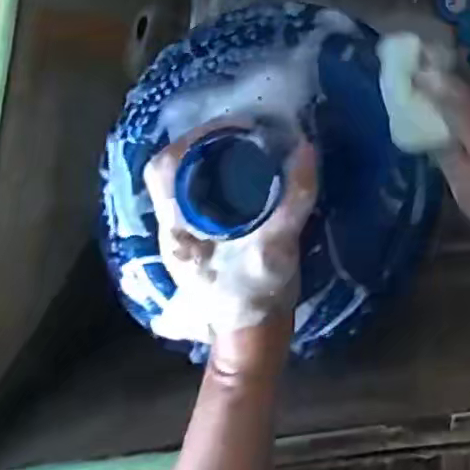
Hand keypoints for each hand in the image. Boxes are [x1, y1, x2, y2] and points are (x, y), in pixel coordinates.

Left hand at [143, 119, 319, 343]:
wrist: (250, 343)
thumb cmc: (255, 295)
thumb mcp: (277, 246)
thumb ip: (294, 197)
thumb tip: (305, 148)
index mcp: (180, 227)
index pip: (164, 168)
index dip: (193, 138)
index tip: (233, 125)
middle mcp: (175, 227)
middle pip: (175, 169)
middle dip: (208, 142)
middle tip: (246, 130)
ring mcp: (187, 234)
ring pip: (188, 180)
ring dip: (215, 157)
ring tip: (251, 144)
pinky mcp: (204, 240)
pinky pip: (205, 194)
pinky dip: (224, 175)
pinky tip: (252, 173)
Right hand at [425, 81, 469, 248]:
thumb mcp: (462, 182)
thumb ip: (446, 152)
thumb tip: (434, 132)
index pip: (455, 98)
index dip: (435, 85)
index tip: (416, 74)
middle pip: (466, 99)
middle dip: (444, 88)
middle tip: (421, 80)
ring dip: (454, 101)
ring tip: (433, 97)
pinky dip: (465, 116)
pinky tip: (453, 122)